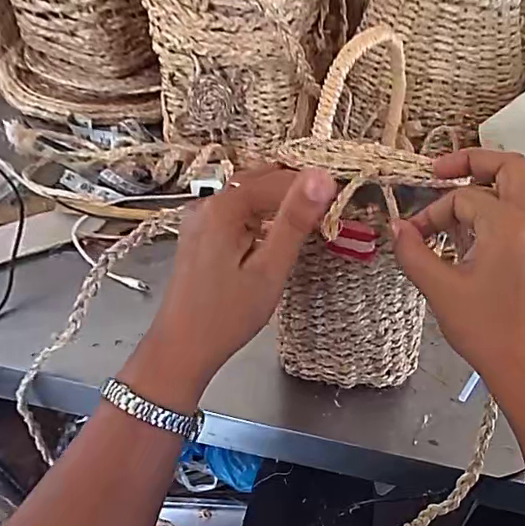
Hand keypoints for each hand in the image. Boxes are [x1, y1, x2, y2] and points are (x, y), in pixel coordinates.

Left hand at [122, 167, 334, 410]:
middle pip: (260, 180)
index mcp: (224, 207)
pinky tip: (279, 234)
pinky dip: (262, 216)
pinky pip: (237, 213)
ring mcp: (201, 220)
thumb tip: (322, 177)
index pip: (278, 179)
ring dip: (280, 202)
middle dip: (296, 189)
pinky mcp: (201, 237)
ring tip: (311, 220)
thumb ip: (294, 221)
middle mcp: (208, 204)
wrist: (182, 347)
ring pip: (248, 195)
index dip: (312, 186)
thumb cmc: (228, 314)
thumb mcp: (269, 269)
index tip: (342, 198)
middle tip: (330, 207)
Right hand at [392, 149, 524, 400]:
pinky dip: (493, 212)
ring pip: (515, 189)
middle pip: (507, 166)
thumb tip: (396, 227)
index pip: (463, 196)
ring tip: (448, 218)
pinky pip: (518, 214)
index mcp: (510, 223)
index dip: (431, 212)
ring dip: (481, 191)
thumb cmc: (486, 330)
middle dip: (470, 162)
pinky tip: (466, 239)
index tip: (412, 235)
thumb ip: (414, 252)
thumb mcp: (441, 290)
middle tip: (437, 173)